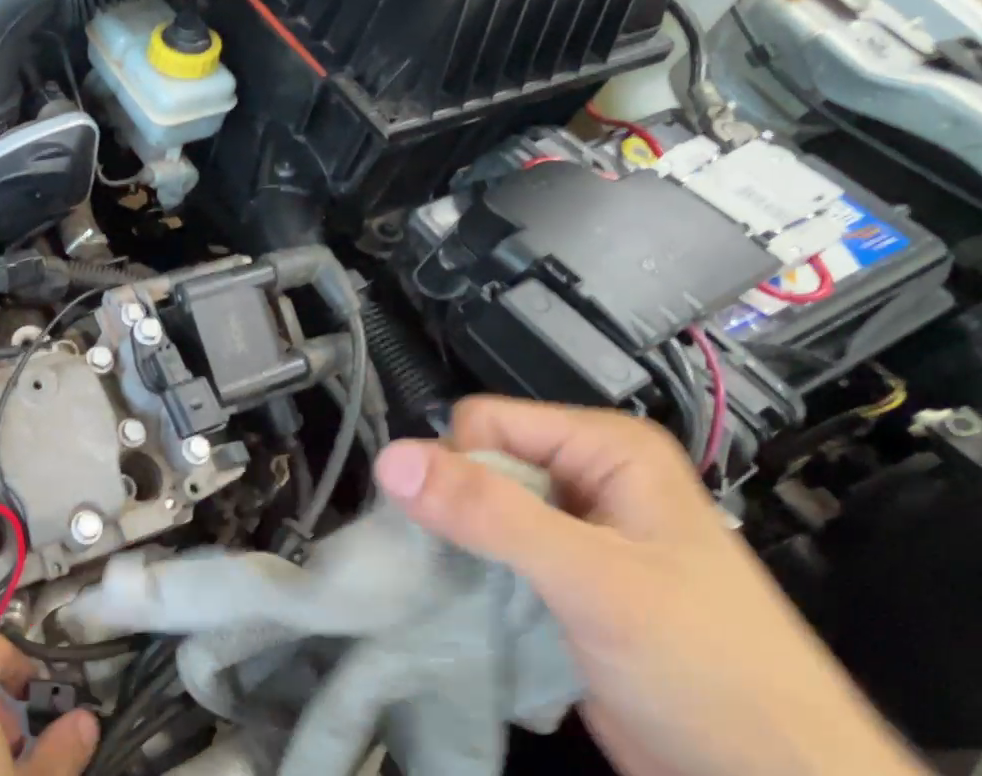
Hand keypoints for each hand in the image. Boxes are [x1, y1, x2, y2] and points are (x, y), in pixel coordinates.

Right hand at [372, 396, 926, 775]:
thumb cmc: (703, 667)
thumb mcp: (593, 580)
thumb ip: (490, 514)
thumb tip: (389, 458)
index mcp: (608, 450)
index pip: (485, 423)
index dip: (458, 468)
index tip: (458, 531)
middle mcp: (589, 480)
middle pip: (477, 465)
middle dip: (453, 510)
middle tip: (457, 566)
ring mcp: (576, 535)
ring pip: (478, 513)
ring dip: (457, 547)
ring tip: (456, 589)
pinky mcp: (563, 585)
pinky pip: (492, 557)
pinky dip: (471, 577)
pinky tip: (468, 607)